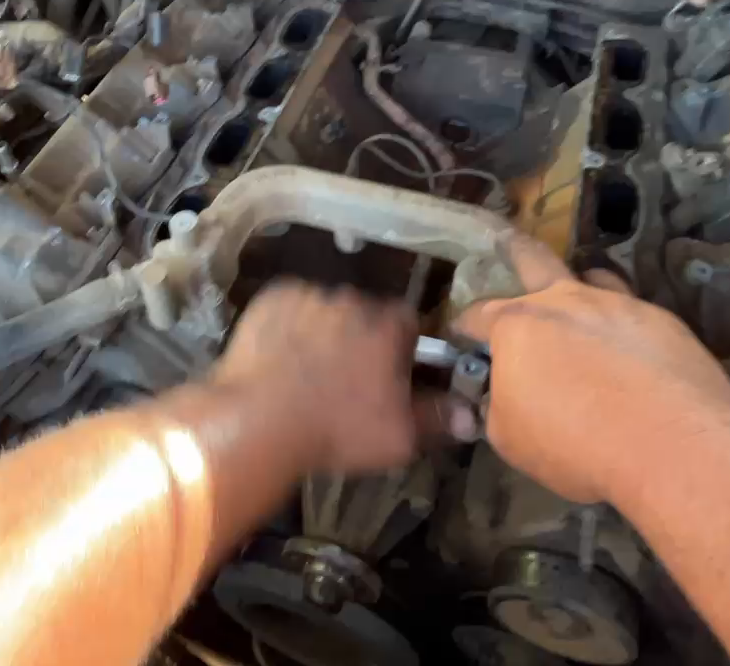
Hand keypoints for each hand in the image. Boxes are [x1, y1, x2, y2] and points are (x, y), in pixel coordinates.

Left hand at [214, 281, 461, 474]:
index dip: (402, 347)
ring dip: (324, 330)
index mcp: (388, 326)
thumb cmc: (336, 429)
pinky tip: (280, 355)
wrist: (259, 419)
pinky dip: (289, 324)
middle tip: (348, 376)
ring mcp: (309, 294)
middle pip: (366, 313)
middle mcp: (352, 299)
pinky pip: (290, 306)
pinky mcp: (272, 297)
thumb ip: (438, 419)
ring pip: (326, 309)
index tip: (391, 373)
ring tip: (307, 369)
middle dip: (361, 337)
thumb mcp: (398, 436)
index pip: (409, 323)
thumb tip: (470, 415)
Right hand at [454, 237, 729, 502]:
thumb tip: (498, 400)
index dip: (465, 327)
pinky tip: (636, 358)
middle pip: (532, 259)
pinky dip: (628, 331)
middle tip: (506, 242)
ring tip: (585, 306)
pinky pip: (637, 316)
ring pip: (594, 278)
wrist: (675, 449)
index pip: (475, 315)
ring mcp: (618, 305)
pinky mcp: (665, 323)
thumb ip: (497, 408)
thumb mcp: (510, 438)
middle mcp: (563, 300)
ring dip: (583, 289)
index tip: (462, 339)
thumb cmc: (576, 444)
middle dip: (513, 249)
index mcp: (516, 324)